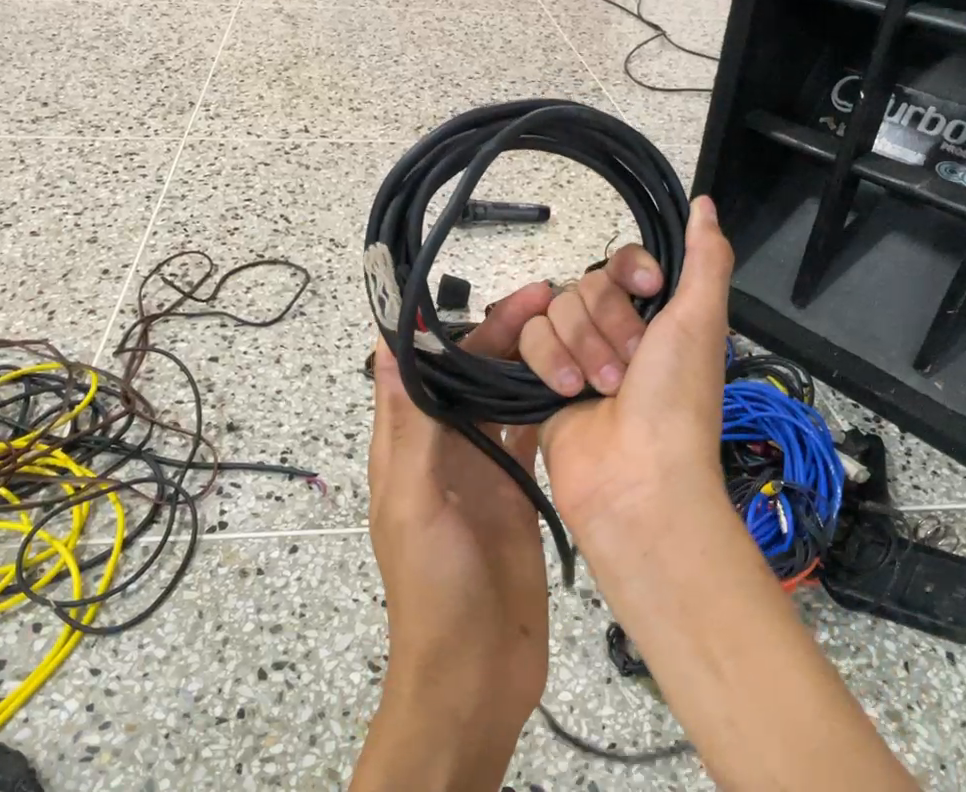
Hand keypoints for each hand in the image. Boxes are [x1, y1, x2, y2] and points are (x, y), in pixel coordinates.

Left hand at [354, 283, 555, 790]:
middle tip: (552, 298)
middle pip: (469, 375)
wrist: (477, 672)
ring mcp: (483, 470)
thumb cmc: (436, 589)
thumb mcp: (414, 503)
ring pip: (502, 398)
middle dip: (502, 334)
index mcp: (408, 446)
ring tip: (571, 324)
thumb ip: (407, 427)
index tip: (492, 292)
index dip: (449, 326)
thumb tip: (387, 346)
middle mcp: (443, 449)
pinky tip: (577, 376)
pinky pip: (530, 434)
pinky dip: (547, 403)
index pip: (423, 367)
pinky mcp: (519, 491)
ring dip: (527, 362)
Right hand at [520, 195, 735, 551]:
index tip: (649, 288)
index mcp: (657, 317)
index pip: (623, 263)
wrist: (636, 476)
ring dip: (581, 347)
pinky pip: (529, 338)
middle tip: (631, 365)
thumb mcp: (702, 320)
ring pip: (555, 310)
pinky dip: (549, 362)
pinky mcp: (540, 378)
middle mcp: (615, 332)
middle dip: (609, 324)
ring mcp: (576, 355)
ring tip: (600, 389)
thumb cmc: (676, 399)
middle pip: (585, 285)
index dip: (631, 270)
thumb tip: (705, 203)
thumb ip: (705, 257)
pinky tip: (565, 392)